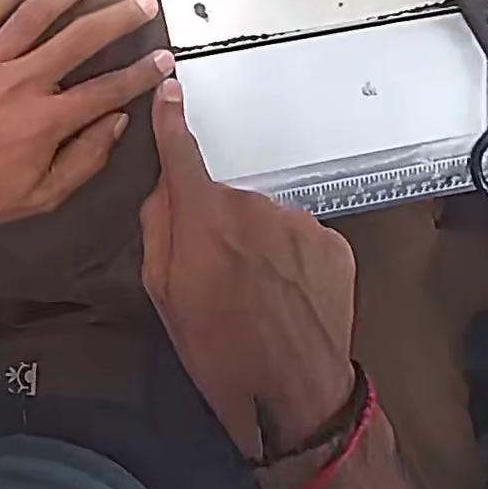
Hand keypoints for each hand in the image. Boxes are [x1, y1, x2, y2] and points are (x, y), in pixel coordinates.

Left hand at [0, 0, 173, 271]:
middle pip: (80, 38)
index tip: (158, 61)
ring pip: (36, 14)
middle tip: (140, 5)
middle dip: (119, 18)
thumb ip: (85, 158)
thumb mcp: (40, 195)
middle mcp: (18, 84)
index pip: (107, 88)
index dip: (140, 73)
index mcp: (43, 121)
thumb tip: (113, 125)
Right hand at [141, 78, 357, 461]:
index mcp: (204, 219)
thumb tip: (163, 191)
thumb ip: (156, 229)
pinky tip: (285, 293)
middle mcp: (252, 208)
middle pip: (221, 197)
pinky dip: (287, 255)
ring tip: (255, 292)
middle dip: (214, 223)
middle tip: (216, 274)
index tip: (170, 90)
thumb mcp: (162, 294)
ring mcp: (297, 223)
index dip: (171, 119)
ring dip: (254, 242)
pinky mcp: (331, 241)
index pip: (181, 154)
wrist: (296, 398)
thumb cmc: (219, 352)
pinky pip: (295, 234)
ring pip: (260, 218)